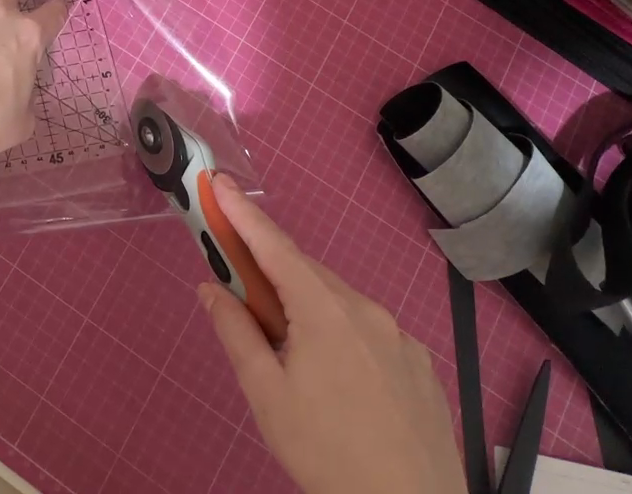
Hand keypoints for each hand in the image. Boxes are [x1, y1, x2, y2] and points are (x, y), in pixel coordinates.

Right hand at [201, 174, 465, 493]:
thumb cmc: (325, 450)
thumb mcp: (265, 393)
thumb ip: (235, 331)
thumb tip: (211, 288)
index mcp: (325, 311)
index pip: (274, 246)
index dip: (242, 212)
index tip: (218, 182)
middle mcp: (367, 311)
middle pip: (306, 273)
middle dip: (268, 269)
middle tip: (238, 287)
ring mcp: (400, 338)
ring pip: (338, 302)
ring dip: (303, 304)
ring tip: (285, 348)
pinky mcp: (420, 366)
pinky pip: (367, 329)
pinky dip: (337, 330)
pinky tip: (333, 375)